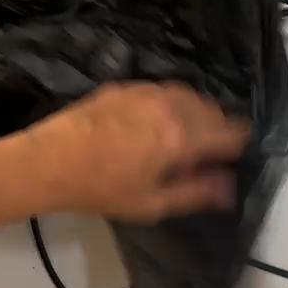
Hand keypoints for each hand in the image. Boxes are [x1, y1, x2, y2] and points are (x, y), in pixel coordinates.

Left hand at [19, 83, 250, 221]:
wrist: (48, 161)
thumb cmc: (102, 188)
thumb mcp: (153, 202)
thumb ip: (197, 192)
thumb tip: (231, 188)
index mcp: (183, 135)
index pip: (233, 131)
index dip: (239, 146)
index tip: (232, 160)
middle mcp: (171, 105)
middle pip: (214, 110)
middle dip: (217, 131)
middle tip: (205, 156)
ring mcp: (147, 90)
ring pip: (189, 96)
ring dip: (195, 115)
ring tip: (181, 140)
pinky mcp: (126, 85)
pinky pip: (163, 90)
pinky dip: (171, 104)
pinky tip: (154, 124)